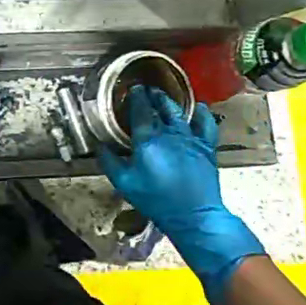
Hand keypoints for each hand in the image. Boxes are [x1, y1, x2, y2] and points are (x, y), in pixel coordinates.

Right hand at [98, 87, 263, 304]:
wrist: (193, 214)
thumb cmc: (155, 199)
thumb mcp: (124, 183)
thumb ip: (109, 161)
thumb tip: (99, 145)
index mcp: (147, 140)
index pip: (140, 111)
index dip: (136, 98)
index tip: (133, 89)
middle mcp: (170, 134)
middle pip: (161, 108)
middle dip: (152, 96)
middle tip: (147, 90)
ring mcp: (191, 139)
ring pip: (180, 113)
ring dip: (170, 102)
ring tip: (164, 96)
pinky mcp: (206, 147)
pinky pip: (206, 124)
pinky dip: (201, 113)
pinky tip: (198, 107)